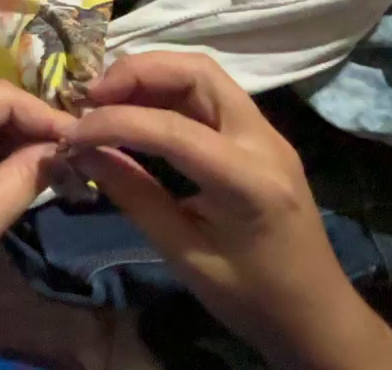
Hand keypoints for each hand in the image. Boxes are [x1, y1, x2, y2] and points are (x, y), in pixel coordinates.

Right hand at [63, 53, 391, 369]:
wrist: (319, 319)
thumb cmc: (253, 298)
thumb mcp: (184, 256)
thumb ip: (132, 195)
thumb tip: (80, 151)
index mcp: (250, 182)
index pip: (172, 128)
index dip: (114, 121)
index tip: (72, 131)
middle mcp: (263, 142)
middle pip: (196, 72)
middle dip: (136, 73)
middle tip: (92, 96)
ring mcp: (263, 133)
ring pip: (200, 72)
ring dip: (148, 75)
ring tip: (106, 97)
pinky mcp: (255, 134)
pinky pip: (205, 91)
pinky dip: (163, 88)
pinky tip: (134, 108)